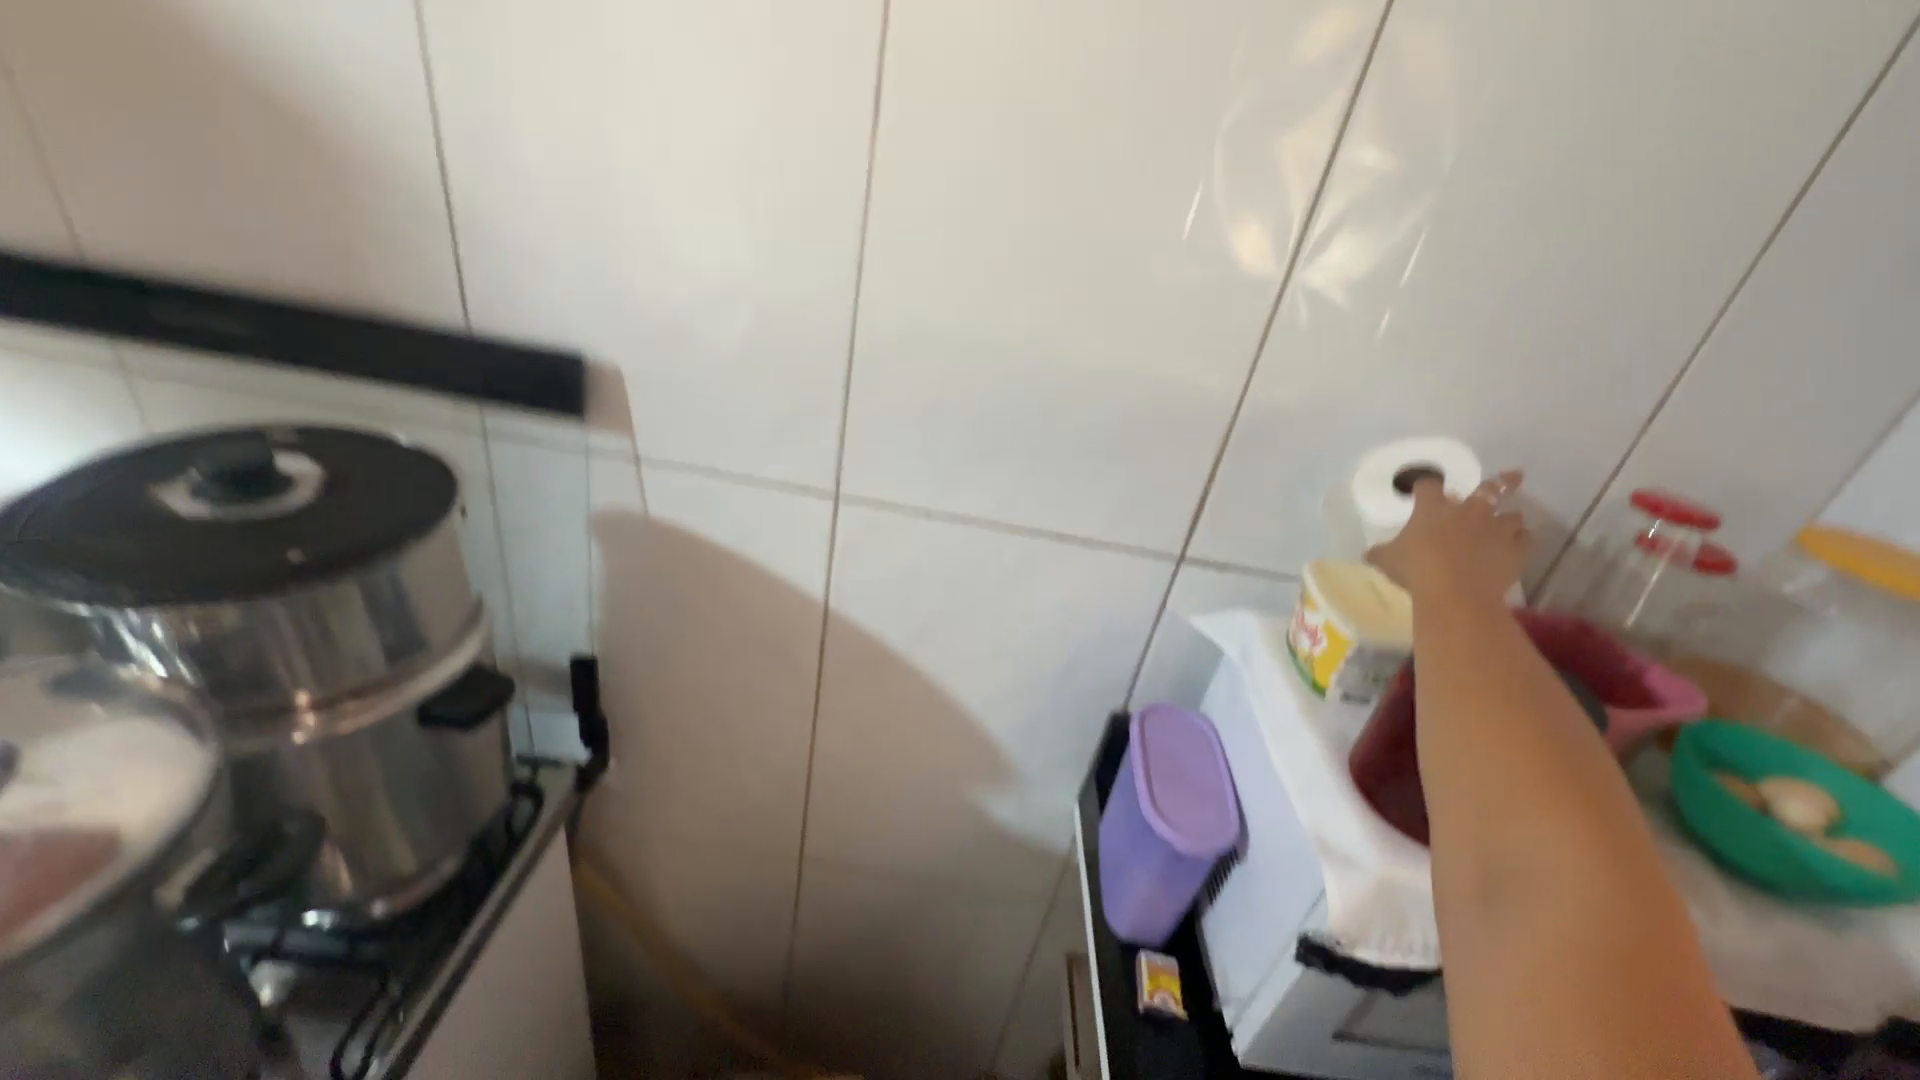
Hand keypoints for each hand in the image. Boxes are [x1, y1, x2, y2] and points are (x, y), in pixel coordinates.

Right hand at [1366, 470, 1529, 602]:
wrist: (1454, 592)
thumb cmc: (1415, 570)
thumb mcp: (1387, 561)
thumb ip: (1380, 553)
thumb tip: (1368, 553)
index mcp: (1433, 509)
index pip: (1428, 485)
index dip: (1425, 486)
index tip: (1423, 490)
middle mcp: (1468, 511)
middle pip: (1488, 487)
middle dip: (1499, 481)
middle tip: (1510, 476)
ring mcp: (1495, 528)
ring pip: (1513, 514)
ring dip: (1509, 517)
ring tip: (1508, 521)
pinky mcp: (1515, 549)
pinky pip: (1526, 539)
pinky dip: (1522, 540)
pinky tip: (1518, 545)